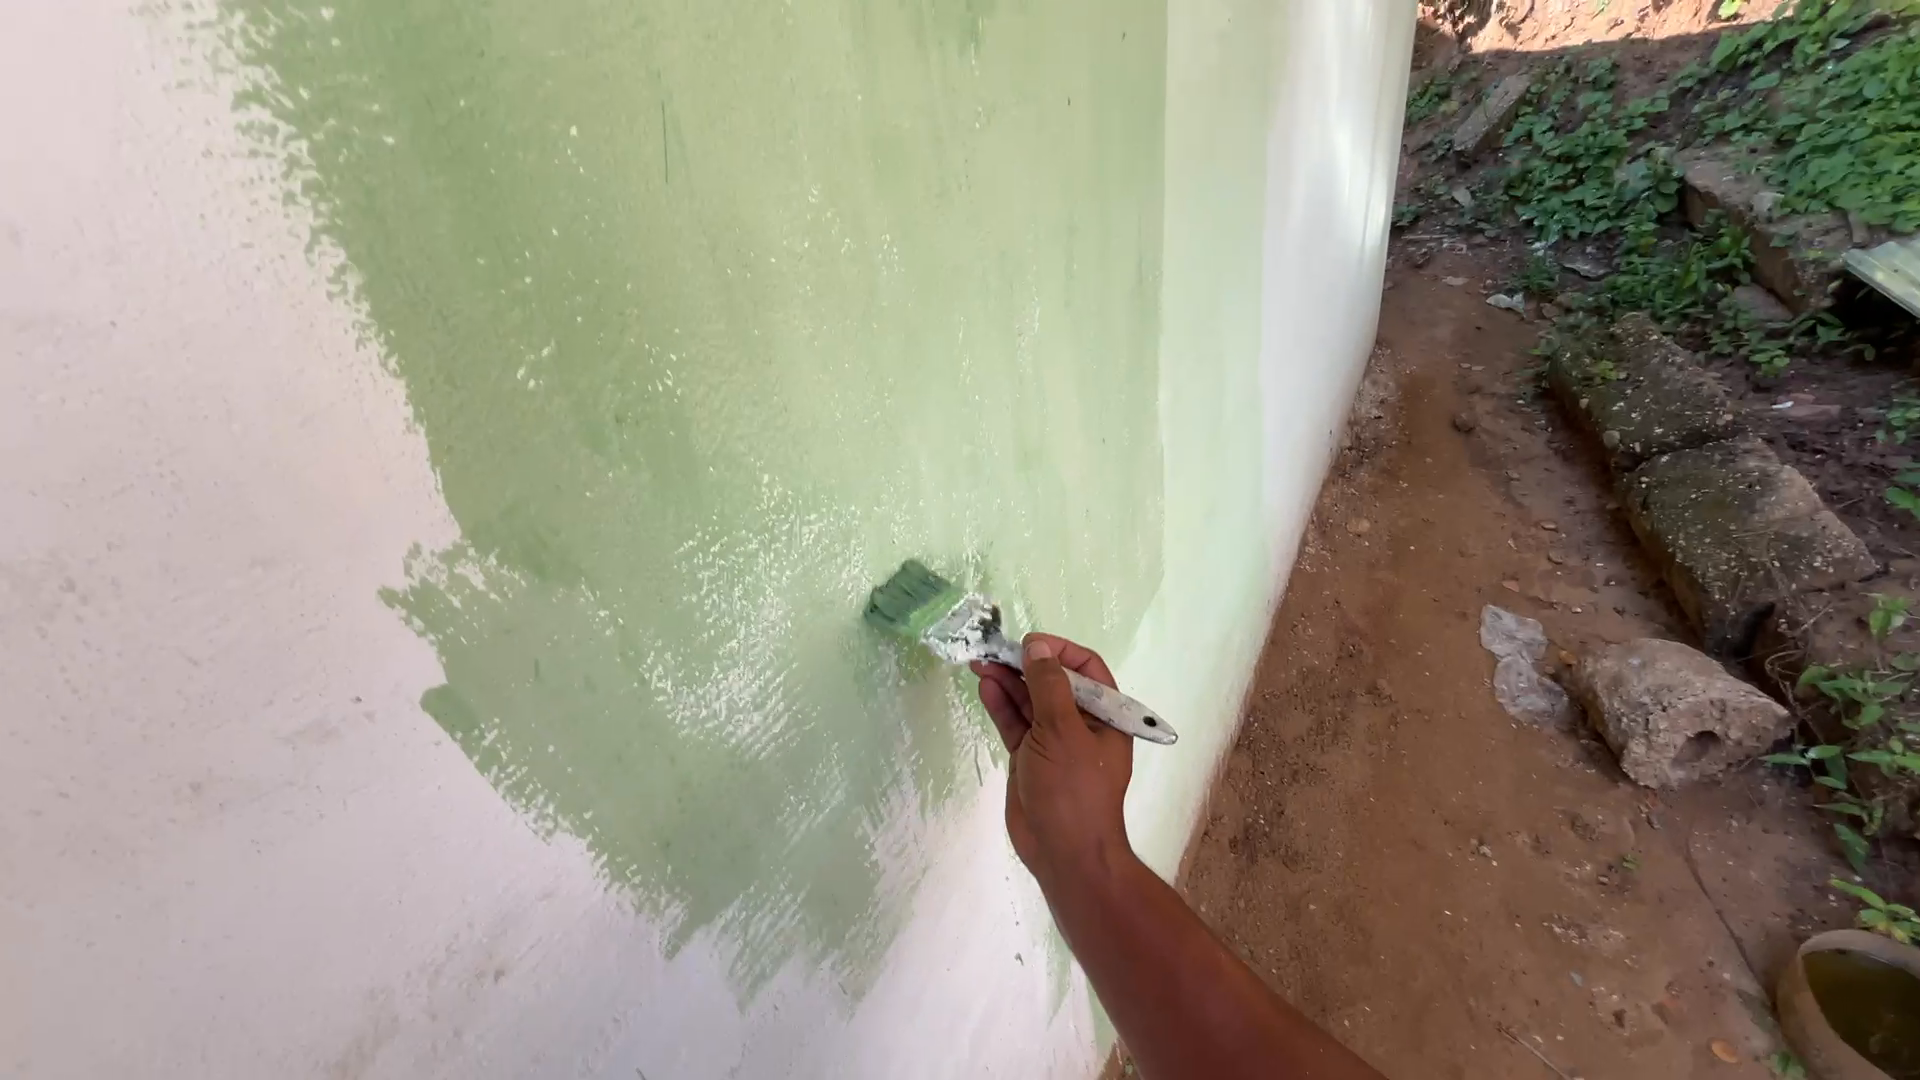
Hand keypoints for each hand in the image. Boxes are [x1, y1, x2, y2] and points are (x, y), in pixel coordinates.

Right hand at [971, 633, 1134, 887]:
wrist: (1064, 853)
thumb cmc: (1074, 789)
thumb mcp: (1063, 730)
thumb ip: (1048, 686)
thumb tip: (1038, 647)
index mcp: (1105, 714)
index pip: (1086, 668)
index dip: (1058, 651)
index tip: (1029, 644)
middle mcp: (1081, 723)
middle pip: (1052, 681)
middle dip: (1025, 665)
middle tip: (994, 650)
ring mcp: (1053, 740)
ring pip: (1029, 701)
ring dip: (1007, 681)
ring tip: (981, 663)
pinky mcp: (1029, 757)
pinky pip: (1015, 723)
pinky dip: (1001, 705)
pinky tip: (986, 687)